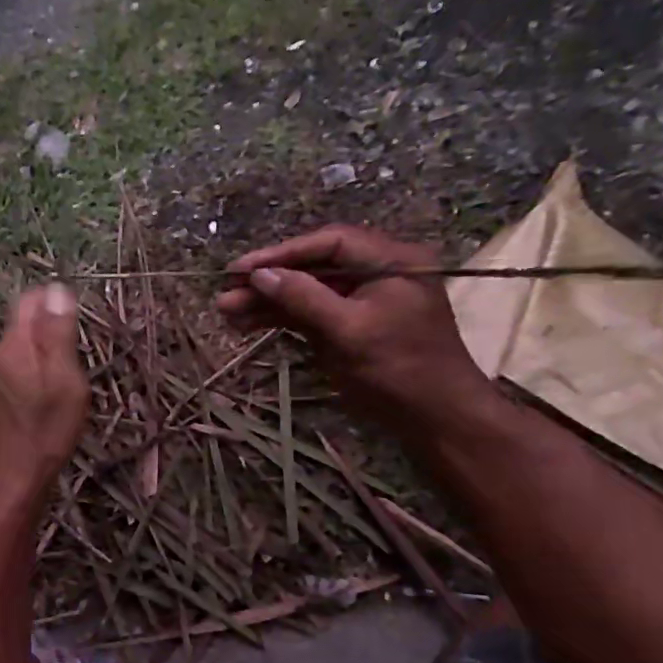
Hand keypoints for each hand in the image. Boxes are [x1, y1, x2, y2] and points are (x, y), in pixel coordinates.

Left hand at [0, 284, 89, 496]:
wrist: (19, 474)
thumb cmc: (48, 428)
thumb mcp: (64, 377)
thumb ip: (58, 333)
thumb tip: (57, 289)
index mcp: (13, 345)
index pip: (29, 300)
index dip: (54, 301)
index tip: (78, 323)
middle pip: (25, 322)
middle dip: (52, 329)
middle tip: (76, 357)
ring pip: (24, 345)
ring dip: (47, 351)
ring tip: (68, 378)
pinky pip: (20, 366)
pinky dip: (39, 370)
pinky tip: (52, 393)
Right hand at [215, 226, 498, 428]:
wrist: (436, 419)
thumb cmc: (400, 369)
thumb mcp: (349, 330)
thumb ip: (304, 298)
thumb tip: (259, 275)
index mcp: (391, 261)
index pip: (329, 243)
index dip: (282, 253)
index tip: (242, 268)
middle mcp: (377, 274)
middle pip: (314, 267)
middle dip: (270, 280)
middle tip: (227, 292)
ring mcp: (362, 303)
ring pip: (308, 293)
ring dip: (269, 301)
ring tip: (227, 311)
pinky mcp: (350, 329)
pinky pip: (311, 316)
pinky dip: (282, 319)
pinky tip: (249, 323)